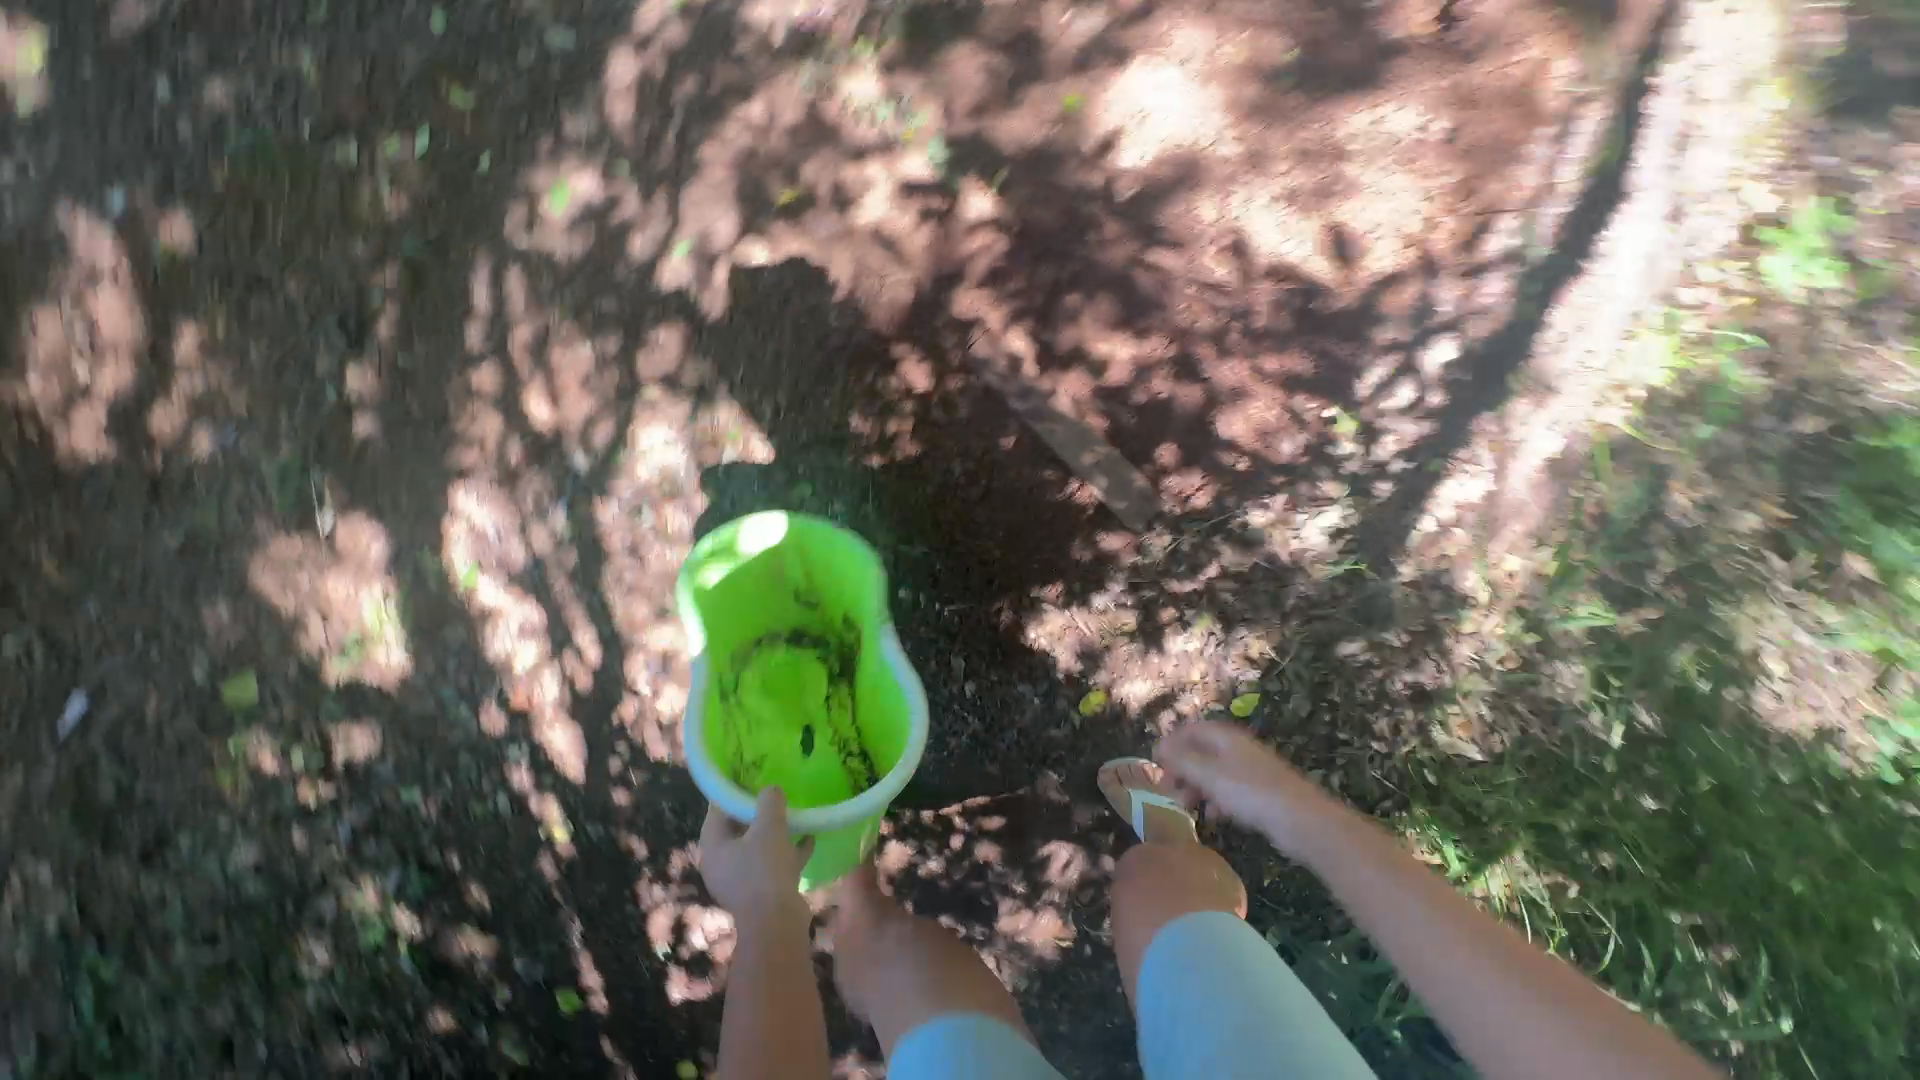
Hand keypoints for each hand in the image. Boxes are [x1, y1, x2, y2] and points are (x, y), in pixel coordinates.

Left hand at [699, 788, 814, 926]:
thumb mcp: (769, 827)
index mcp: (713, 846)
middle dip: (757, 812)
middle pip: (738, 829)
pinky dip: (787, 852)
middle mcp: (721, 864)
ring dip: (775, 833)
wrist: (777, 923)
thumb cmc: (765, 869)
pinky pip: (773, 865)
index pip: (718, 810)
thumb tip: (770, 790)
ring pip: (757, 848)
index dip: (734, 792)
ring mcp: (740, 881)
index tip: (752, 777)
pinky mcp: (760, 894)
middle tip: (775, 793)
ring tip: (794, 814)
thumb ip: (768, 802)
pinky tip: (809, 839)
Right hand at [1156, 720, 1344, 856]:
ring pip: (1213, 774)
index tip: (1156, 765)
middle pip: (1200, 752)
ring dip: (1196, 788)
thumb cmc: (1249, 792)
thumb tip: (1159, 747)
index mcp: (1225, 737)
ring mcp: (1250, 771)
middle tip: (1169, 790)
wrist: (1301, 821)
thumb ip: (1181, 760)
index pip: (1190, 730)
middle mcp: (1237, 749)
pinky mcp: (1260, 793)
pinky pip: (1228, 791)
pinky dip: (1216, 801)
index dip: (1171, 744)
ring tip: (1187, 807)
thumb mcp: (1208, 774)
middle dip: (1182, 769)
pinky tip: (1213, 817)